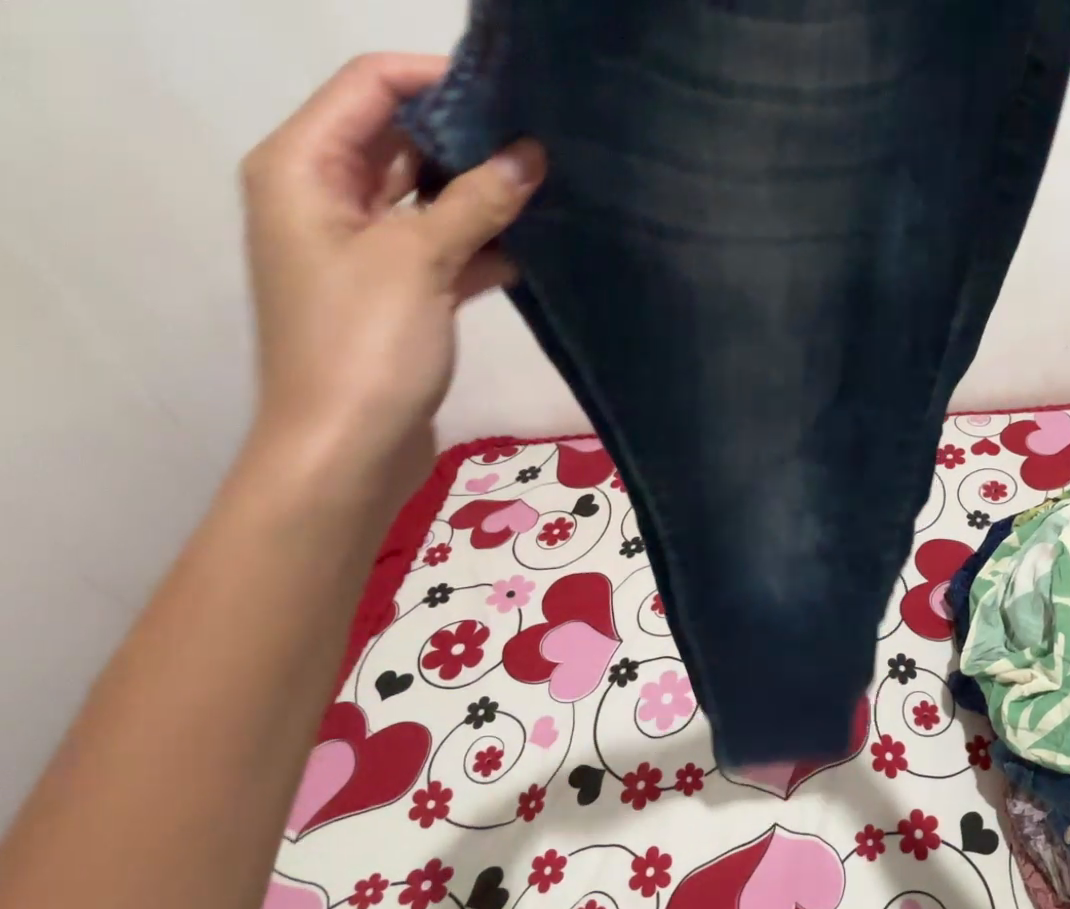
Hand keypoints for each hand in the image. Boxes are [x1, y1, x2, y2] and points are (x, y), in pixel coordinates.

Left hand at [241, 53, 544, 486]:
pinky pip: (441, 249)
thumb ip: (476, 202)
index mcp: (303, 168)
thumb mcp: (418, 260)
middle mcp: (325, 197)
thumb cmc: (363, 345)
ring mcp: (361, 248)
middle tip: (543, 139)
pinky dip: (480, 246)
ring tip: (549, 188)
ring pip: (427, 198)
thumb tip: (531, 154)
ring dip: (481, 195)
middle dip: (467, 138)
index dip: (437, 80)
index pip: (369, 89)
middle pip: (399, 140)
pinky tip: (532, 251)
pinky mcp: (395, 293)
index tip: (513, 94)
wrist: (346, 449)